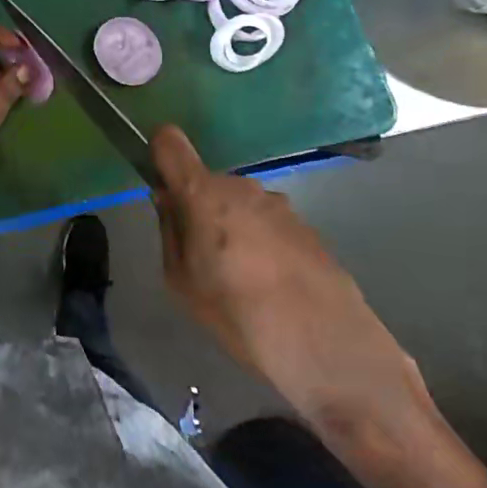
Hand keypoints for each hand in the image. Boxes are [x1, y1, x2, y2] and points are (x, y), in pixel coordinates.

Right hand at [150, 126, 430, 430]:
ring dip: (233, 227)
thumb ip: (170, 231)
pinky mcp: (306, 225)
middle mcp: (241, 186)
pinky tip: (273, 286)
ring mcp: (279, 203)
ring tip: (243, 279)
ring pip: (239, 204)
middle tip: (203, 258)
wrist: (327, 345)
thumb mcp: (181, 282)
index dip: (159, 155)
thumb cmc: (239, 314)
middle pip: (206, 183)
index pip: (170, 142)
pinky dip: (262, 243)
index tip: (161, 188)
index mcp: (203, 193)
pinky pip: (268, 223)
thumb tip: (169, 201)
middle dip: (199, 208)